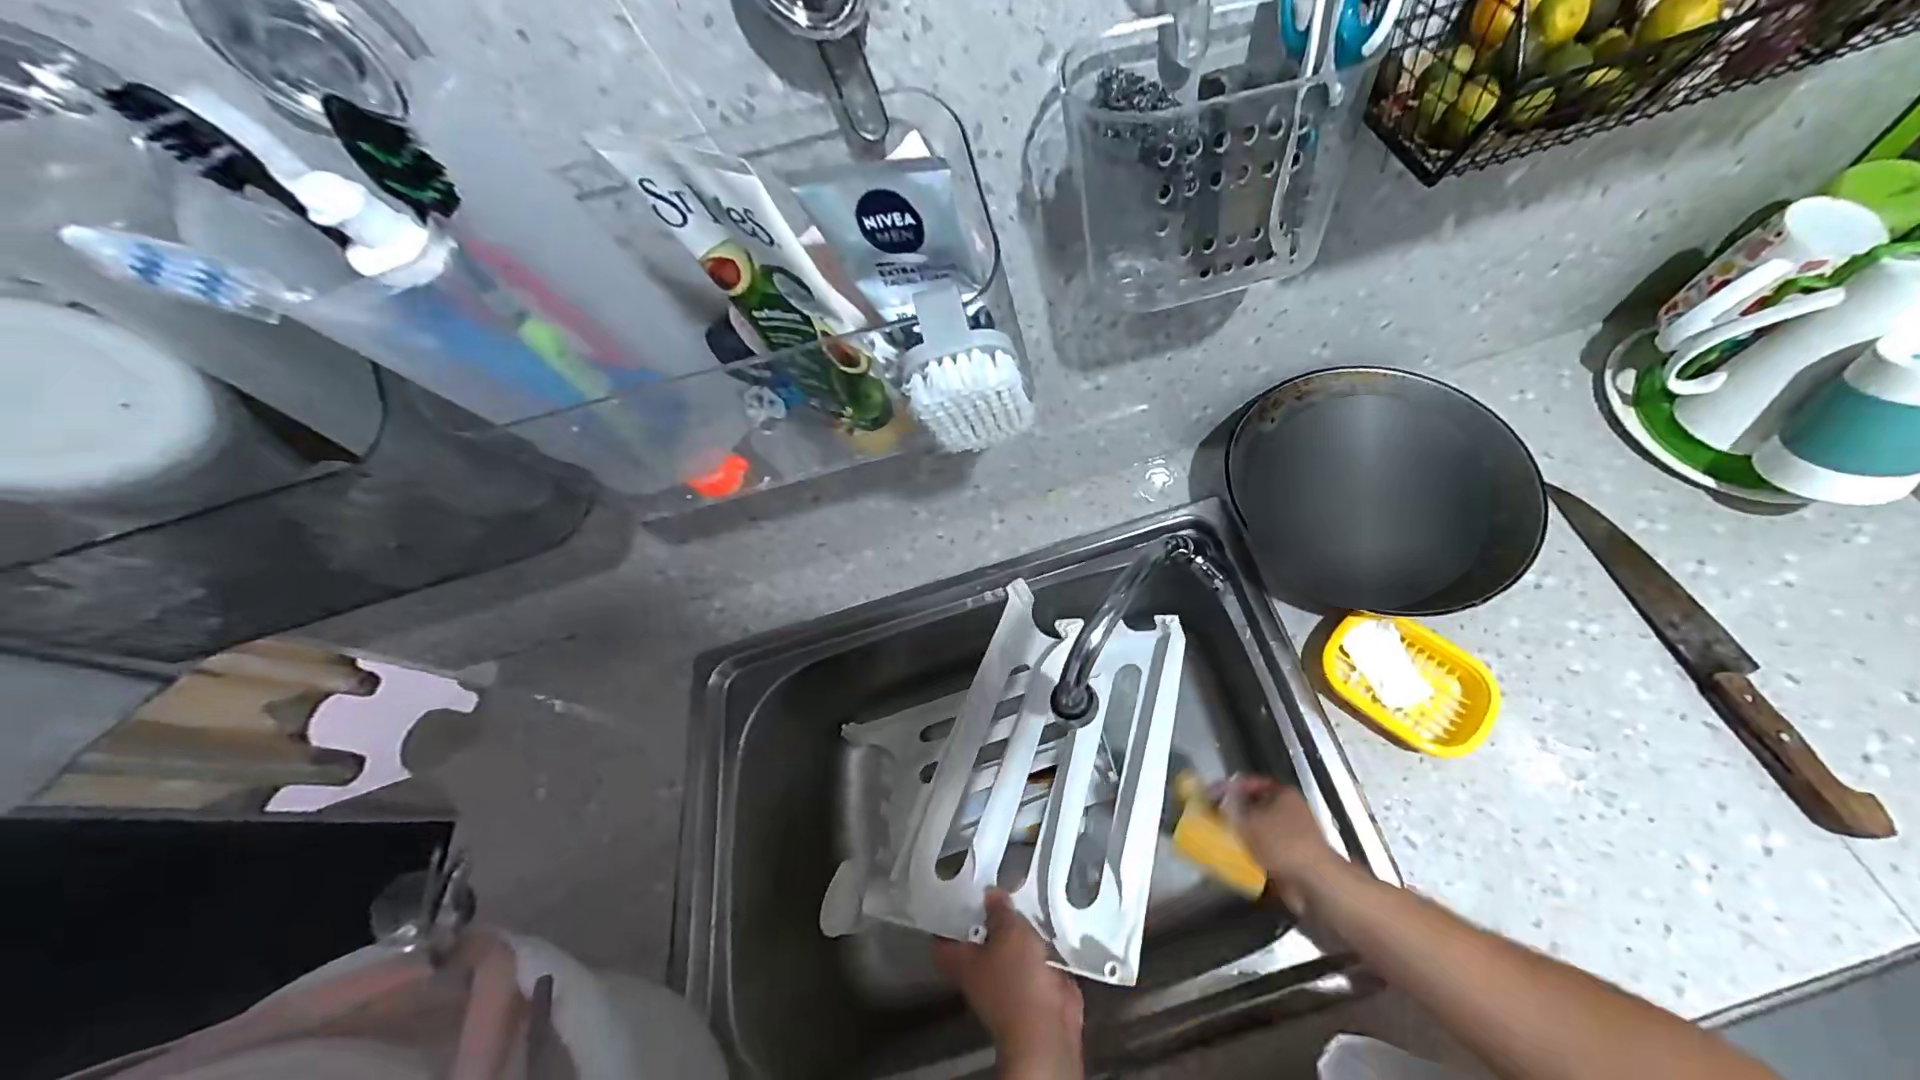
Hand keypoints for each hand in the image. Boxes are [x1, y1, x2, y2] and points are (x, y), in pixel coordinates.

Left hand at [933, 890, 1082, 1077]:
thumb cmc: (1016, 978)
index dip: (947, 915)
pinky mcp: (1033, 984)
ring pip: (1007, 944)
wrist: (1047, 1029)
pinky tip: (1045, 915)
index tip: (956, 889)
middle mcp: (979, 971)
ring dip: (1016, 925)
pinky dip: (1039, 940)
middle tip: (995, 880)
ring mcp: (1006, 979)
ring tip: (1022, 888)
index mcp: (960, 961)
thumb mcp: (1007, 933)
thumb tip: (989, 893)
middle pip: (978, 936)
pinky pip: (1032, 955)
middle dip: (987, 912)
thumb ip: (999, 911)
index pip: (942, 937)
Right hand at [1223, 776, 1347, 914]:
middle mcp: (1289, 809)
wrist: (1314, 883)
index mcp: (1282, 793)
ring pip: (1258, 828)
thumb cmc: (1281, 843)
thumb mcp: (1248, 820)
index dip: (1227, 787)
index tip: (1209, 796)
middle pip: (1254, 805)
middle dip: (1233, 812)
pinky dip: (1250, 851)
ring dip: (1241, 834)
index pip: (1249, 782)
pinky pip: (1264, 849)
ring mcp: (1293, 834)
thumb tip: (1219, 799)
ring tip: (1219, 838)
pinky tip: (1234, 856)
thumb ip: (1230, 807)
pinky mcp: (1292, 856)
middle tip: (1212, 818)